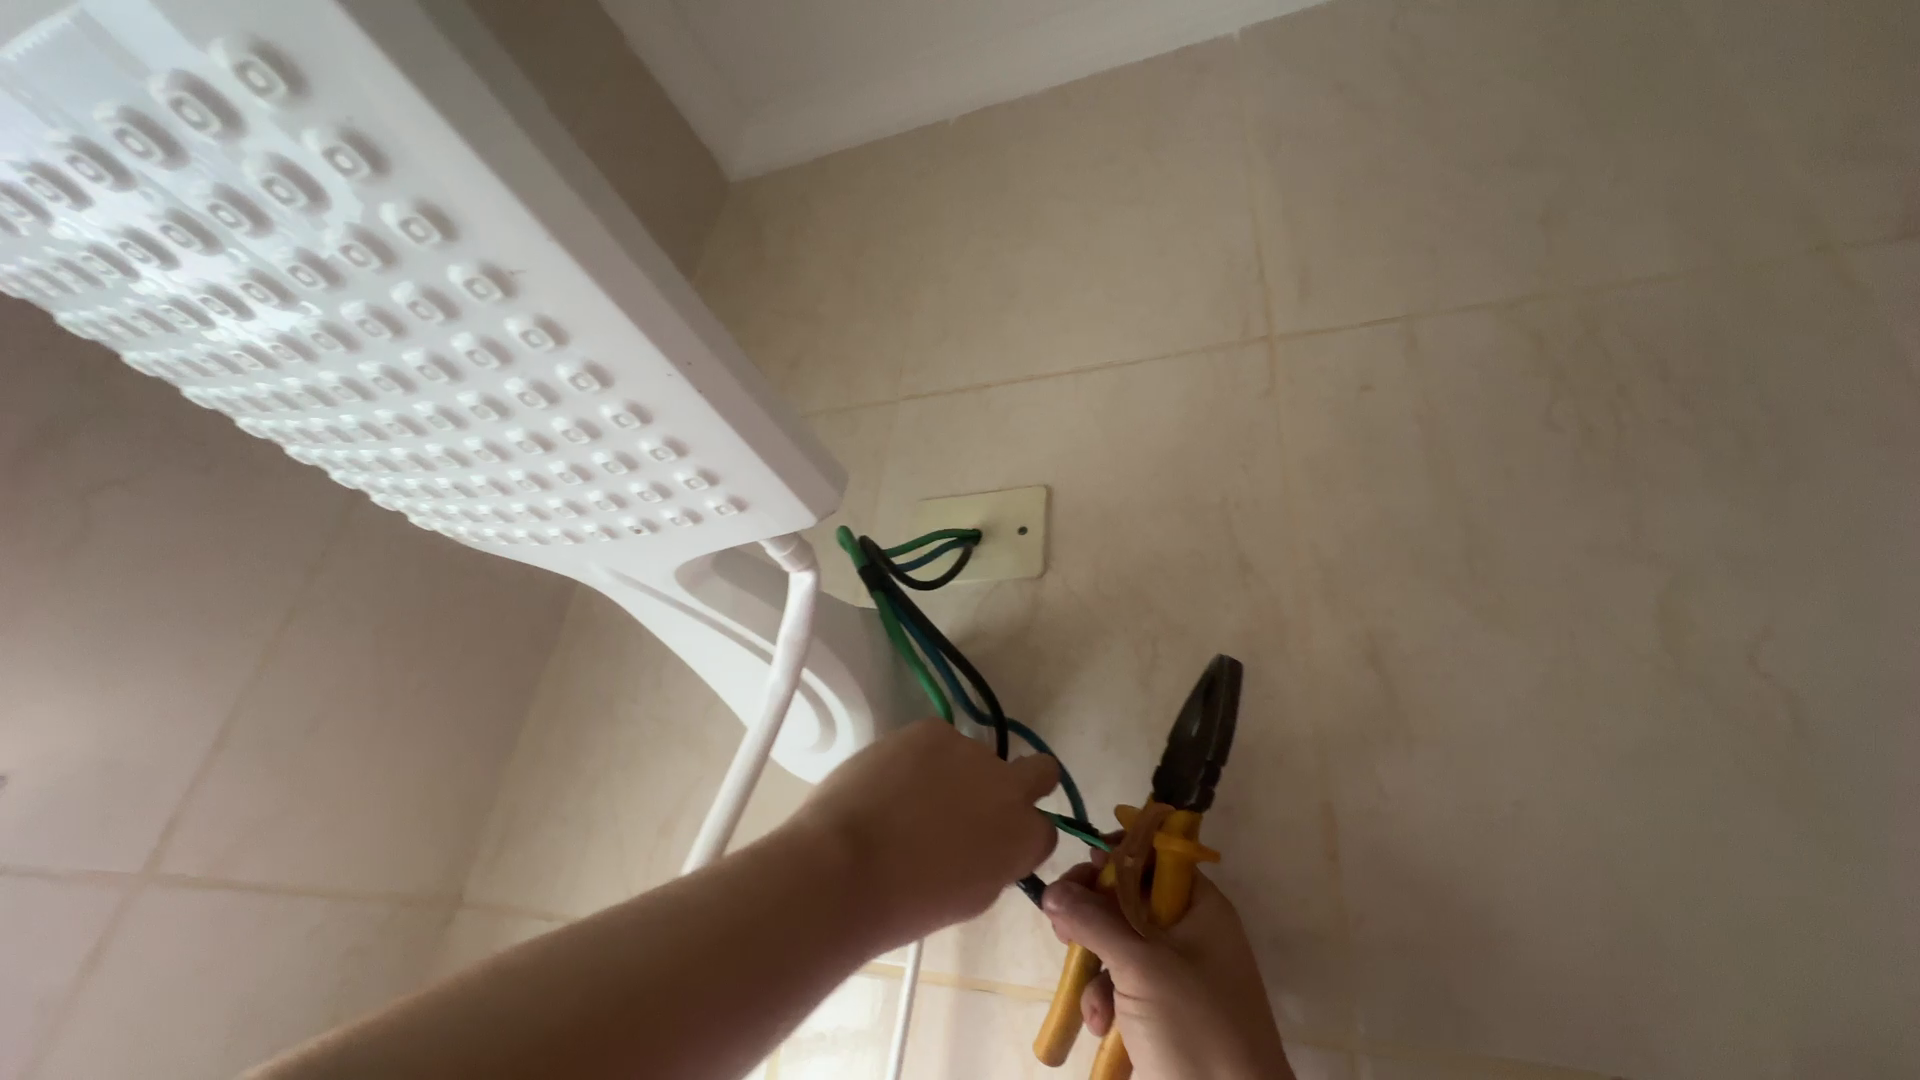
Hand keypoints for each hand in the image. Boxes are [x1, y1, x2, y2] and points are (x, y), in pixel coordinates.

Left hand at [792, 719, 1058, 946]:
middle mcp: (1010, 787)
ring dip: (956, 772)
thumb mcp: (971, 897)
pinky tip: (891, 781)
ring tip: (908, 799)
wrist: (846, 868)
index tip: (993, 843)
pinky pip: (936, 740)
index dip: (1019, 834)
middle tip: (978, 802)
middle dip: (1022, 782)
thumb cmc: (906, 904)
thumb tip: (990, 842)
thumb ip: (996, 862)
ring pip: (975, 756)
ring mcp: (970, 751)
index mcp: (1025, 837)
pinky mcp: (932, 730)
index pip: (1044, 828)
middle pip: (1040, 770)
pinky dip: (921, 756)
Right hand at [1043, 861, 1292, 1079]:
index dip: (1118, 856)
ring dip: (1096, 969)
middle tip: (1061, 925)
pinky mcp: (1161, 1012)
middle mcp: (1188, 932)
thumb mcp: (1142, 966)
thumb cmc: (1196, 1027)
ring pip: (1118, 946)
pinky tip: (1103, 1026)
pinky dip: (1106, 1002)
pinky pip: (1121, 987)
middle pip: (1128, 900)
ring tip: (1091, 998)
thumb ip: (1094, 921)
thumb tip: (1054, 889)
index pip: (1155, 858)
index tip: (1083, 867)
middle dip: (1092, 916)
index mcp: (1199, 907)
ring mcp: (1175, 975)